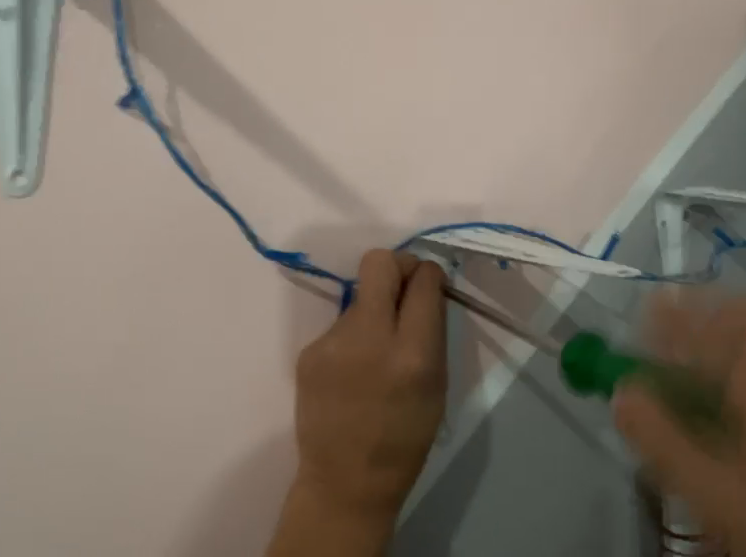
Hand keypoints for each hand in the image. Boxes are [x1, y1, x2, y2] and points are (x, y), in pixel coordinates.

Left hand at [269, 250, 446, 556]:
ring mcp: (332, 343)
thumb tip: (426, 287)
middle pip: (379, 263)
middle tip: (403, 287)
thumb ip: (432, 331)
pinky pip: (341, 325)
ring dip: (374, 310)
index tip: (428, 281)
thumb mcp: (437, 384)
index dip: (428, 273)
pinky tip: (353, 370)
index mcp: (412, 353)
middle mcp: (370, 338)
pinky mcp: (308, 352)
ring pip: (359, 296)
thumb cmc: (405, 438)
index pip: (422, 280)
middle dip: (397, 266)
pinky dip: (353, 336)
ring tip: (376, 351)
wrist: (346, 483)